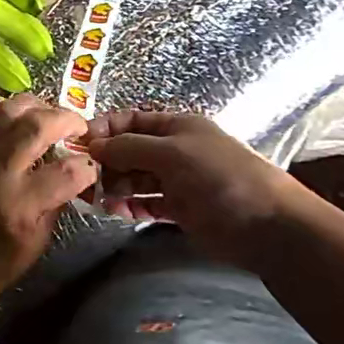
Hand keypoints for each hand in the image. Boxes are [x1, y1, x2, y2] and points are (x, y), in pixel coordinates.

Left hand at [0, 94, 96, 318]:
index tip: (90, 167)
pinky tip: (12, 115)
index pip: (66, 172)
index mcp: (19, 206)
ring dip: (35, 106)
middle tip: (78, 127)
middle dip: (66, 120)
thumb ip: (57, 202)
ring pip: (8, 109)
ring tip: (48, 115)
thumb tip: (75, 172)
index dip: (86, 166)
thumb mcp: (37, 244)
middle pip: (37, 126)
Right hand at [84, 111, 309, 265]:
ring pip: (136, 178)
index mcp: (176, 125)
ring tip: (92, 197)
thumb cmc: (218, 176)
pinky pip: (147, 203)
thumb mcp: (172, 152)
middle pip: (130, 150)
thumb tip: (92, 144)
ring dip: (114, 185)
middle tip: (80, 178)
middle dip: (105, 161)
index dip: (105, 129)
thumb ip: (130, 147)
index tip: (78, 144)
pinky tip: (114, 211)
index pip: (131, 120)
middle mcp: (174, 149)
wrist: (266, 224)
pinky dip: (130, 205)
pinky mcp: (181, 209)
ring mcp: (178, 180)